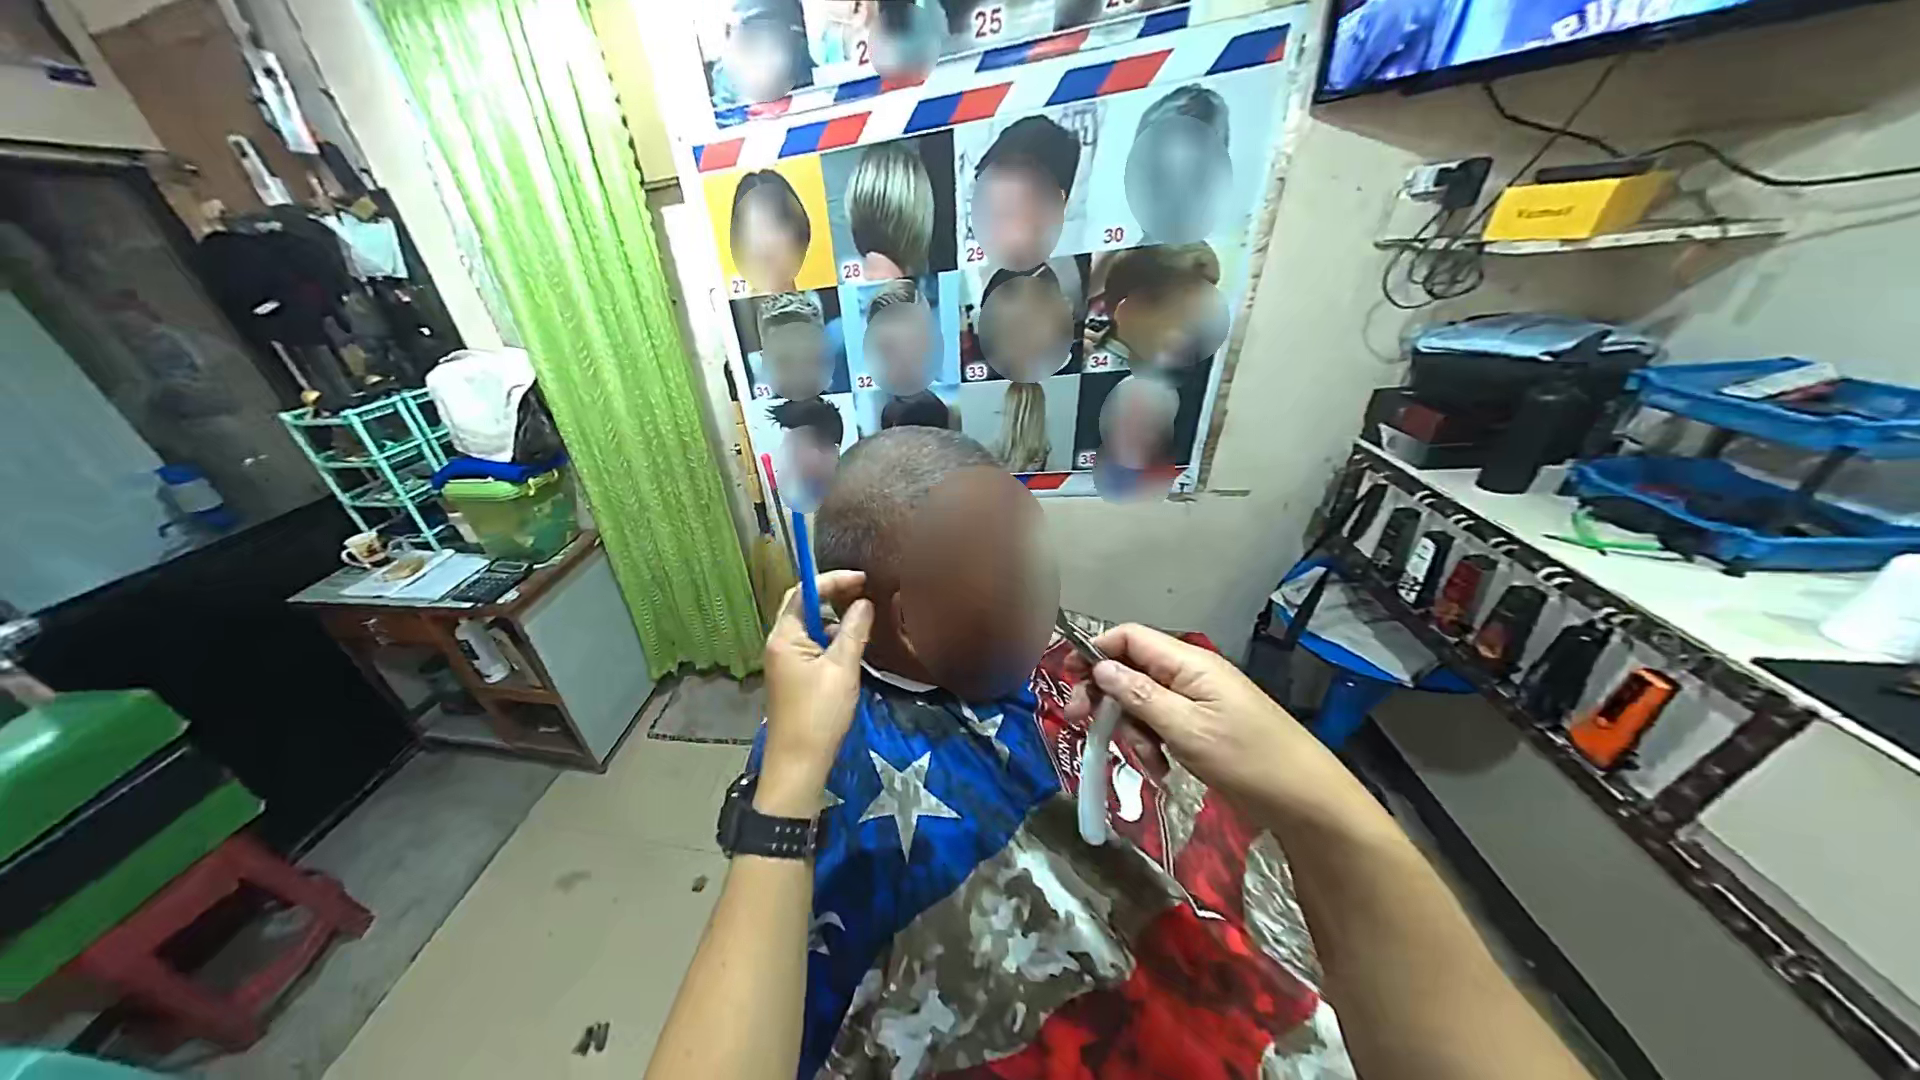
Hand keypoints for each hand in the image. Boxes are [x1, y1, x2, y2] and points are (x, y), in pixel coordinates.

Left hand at [757, 571, 873, 816]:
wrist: (799, 764)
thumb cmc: (819, 714)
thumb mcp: (842, 669)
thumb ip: (854, 632)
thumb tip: (864, 603)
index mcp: (784, 637)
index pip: (804, 593)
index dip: (833, 580)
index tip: (862, 579)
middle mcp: (779, 643)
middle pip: (803, 606)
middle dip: (833, 594)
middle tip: (864, 590)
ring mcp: (785, 660)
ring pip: (810, 627)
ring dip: (834, 617)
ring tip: (863, 616)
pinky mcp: (794, 676)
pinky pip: (812, 645)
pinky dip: (832, 638)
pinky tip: (852, 645)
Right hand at [1065, 623, 1356, 826]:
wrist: (1307, 802)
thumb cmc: (1248, 759)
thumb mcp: (1185, 728)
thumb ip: (1139, 695)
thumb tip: (1100, 666)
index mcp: (1187, 663)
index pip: (1129, 637)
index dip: (1095, 651)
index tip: (1069, 679)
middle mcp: (1188, 674)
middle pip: (1130, 670)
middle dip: (1105, 696)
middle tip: (1079, 722)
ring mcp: (1196, 701)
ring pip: (1141, 701)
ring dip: (1131, 729)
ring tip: (1146, 761)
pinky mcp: (1200, 725)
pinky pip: (1160, 724)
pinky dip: (1152, 743)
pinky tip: (1160, 768)